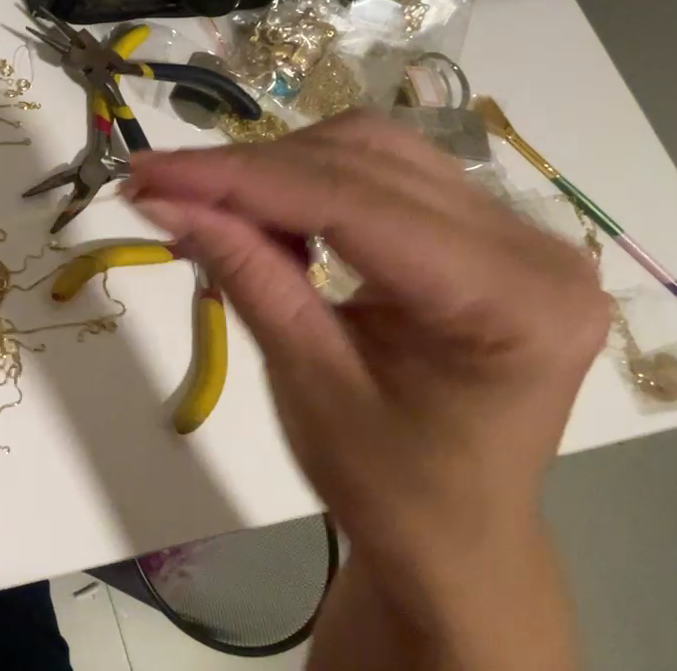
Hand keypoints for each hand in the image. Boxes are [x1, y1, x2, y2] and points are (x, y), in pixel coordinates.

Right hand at [125, 112, 607, 669]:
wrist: (452, 527)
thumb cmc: (384, 477)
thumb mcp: (303, 375)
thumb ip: (242, 272)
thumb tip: (157, 198)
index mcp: (511, 300)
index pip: (350, 202)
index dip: (235, 178)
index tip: (142, 173)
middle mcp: (534, 247)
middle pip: (361, 160)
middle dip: (245, 169)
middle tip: (154, 188)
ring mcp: (518, 232)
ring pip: (366, 149)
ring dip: (271, 168)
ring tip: (203, 205)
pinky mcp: (486, 230)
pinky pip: (380, 170)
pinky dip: (302, 179)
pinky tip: (261, 214)